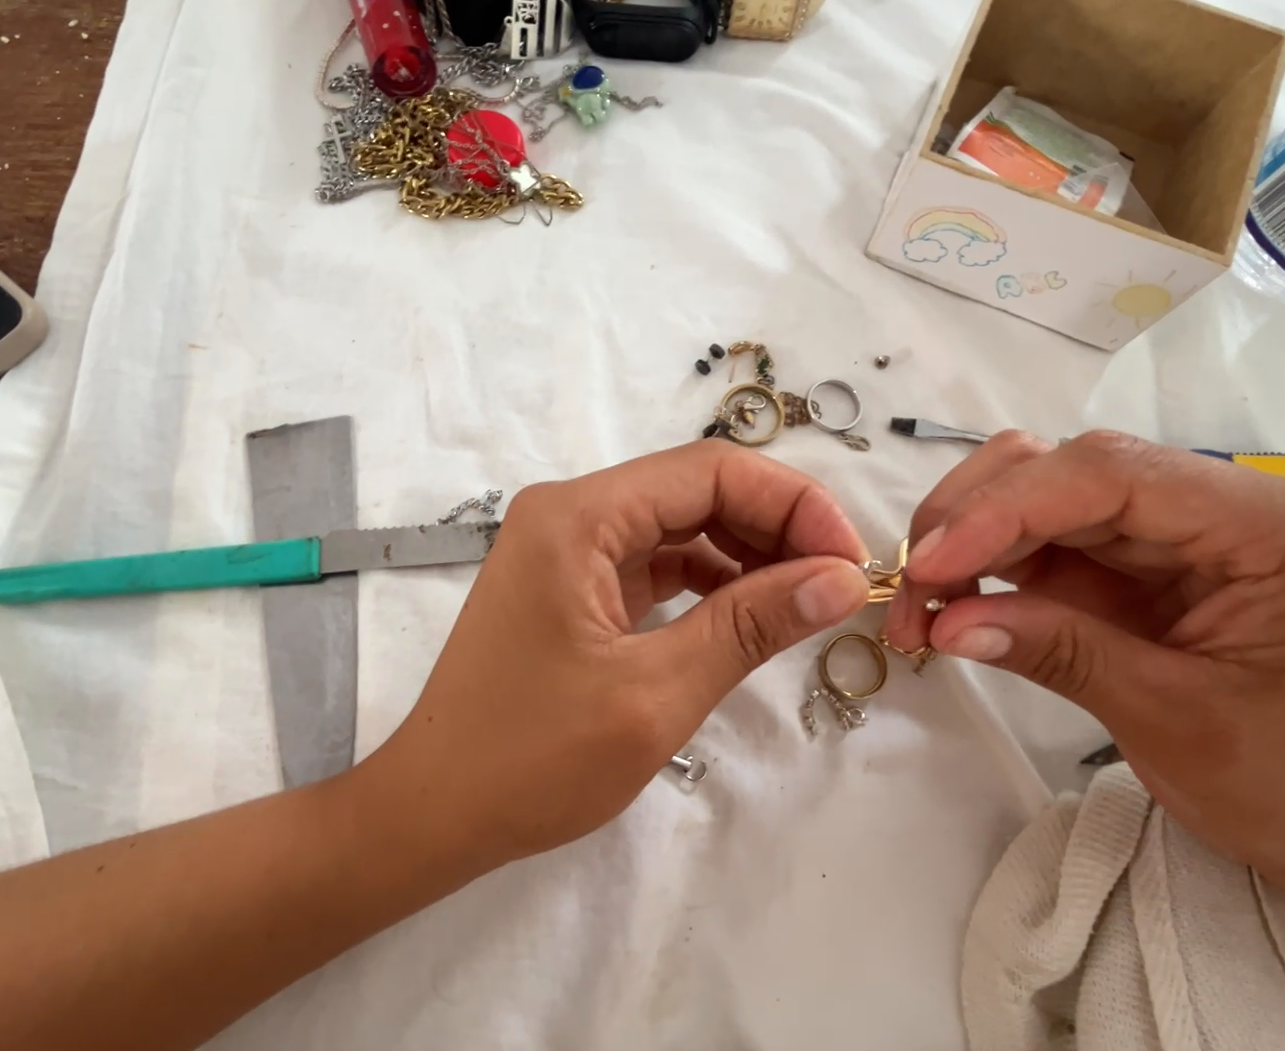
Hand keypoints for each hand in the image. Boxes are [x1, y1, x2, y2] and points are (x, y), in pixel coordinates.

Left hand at [363, 440, 869, 869]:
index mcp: (577, 517)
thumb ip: (750, 625)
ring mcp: (567, 549)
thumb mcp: (655, 694)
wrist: (435, 813)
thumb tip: (840, 580)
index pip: (708, 471)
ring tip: (803, 597)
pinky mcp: (573, 585)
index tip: (848, 560)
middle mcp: (569, 514)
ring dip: (745, 553)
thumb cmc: (533, 759)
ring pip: (679, 525)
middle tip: (836, 582)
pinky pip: (654, 562)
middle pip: (694, 490)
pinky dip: (707, 581)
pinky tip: (749, 609)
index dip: (791, 504)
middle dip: (774, 526)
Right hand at [883, 430, 1284, 904]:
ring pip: (1038, 493)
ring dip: (965, 539)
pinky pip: (1042, 541)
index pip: (1110, 475)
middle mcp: (1217, 507)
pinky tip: (951, 606)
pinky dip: (985, 567)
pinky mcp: (1133, 565)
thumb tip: (944, 622)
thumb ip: (1060, 653)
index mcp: (1269, 526)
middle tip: (911, 594)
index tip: (928, 568)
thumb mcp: (1178, 722)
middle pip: (1061, 467)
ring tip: (919, 607)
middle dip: (970, 520)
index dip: (1004, 509)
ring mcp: (1170, 533)